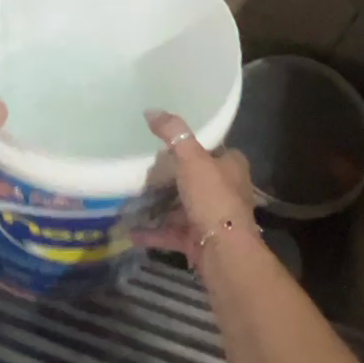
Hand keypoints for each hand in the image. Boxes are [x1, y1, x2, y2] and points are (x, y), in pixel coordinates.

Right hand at [130, 111, 259, 266]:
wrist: (223, 252)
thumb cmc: (213, 197)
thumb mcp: (191, 157)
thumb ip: (173, 133)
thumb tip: (151, 110)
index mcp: (231, 167)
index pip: (215, 150)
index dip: (196, 145)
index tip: (169, 142)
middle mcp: (226, 191)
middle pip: (197, 179)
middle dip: (173, 177)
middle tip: (145, 167)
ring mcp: (212, 218)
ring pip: (183, 208)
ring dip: (160, 207)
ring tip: (133, 199)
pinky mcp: (199, 240)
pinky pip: (172, 233)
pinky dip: (153, 232)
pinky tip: (131, 231)